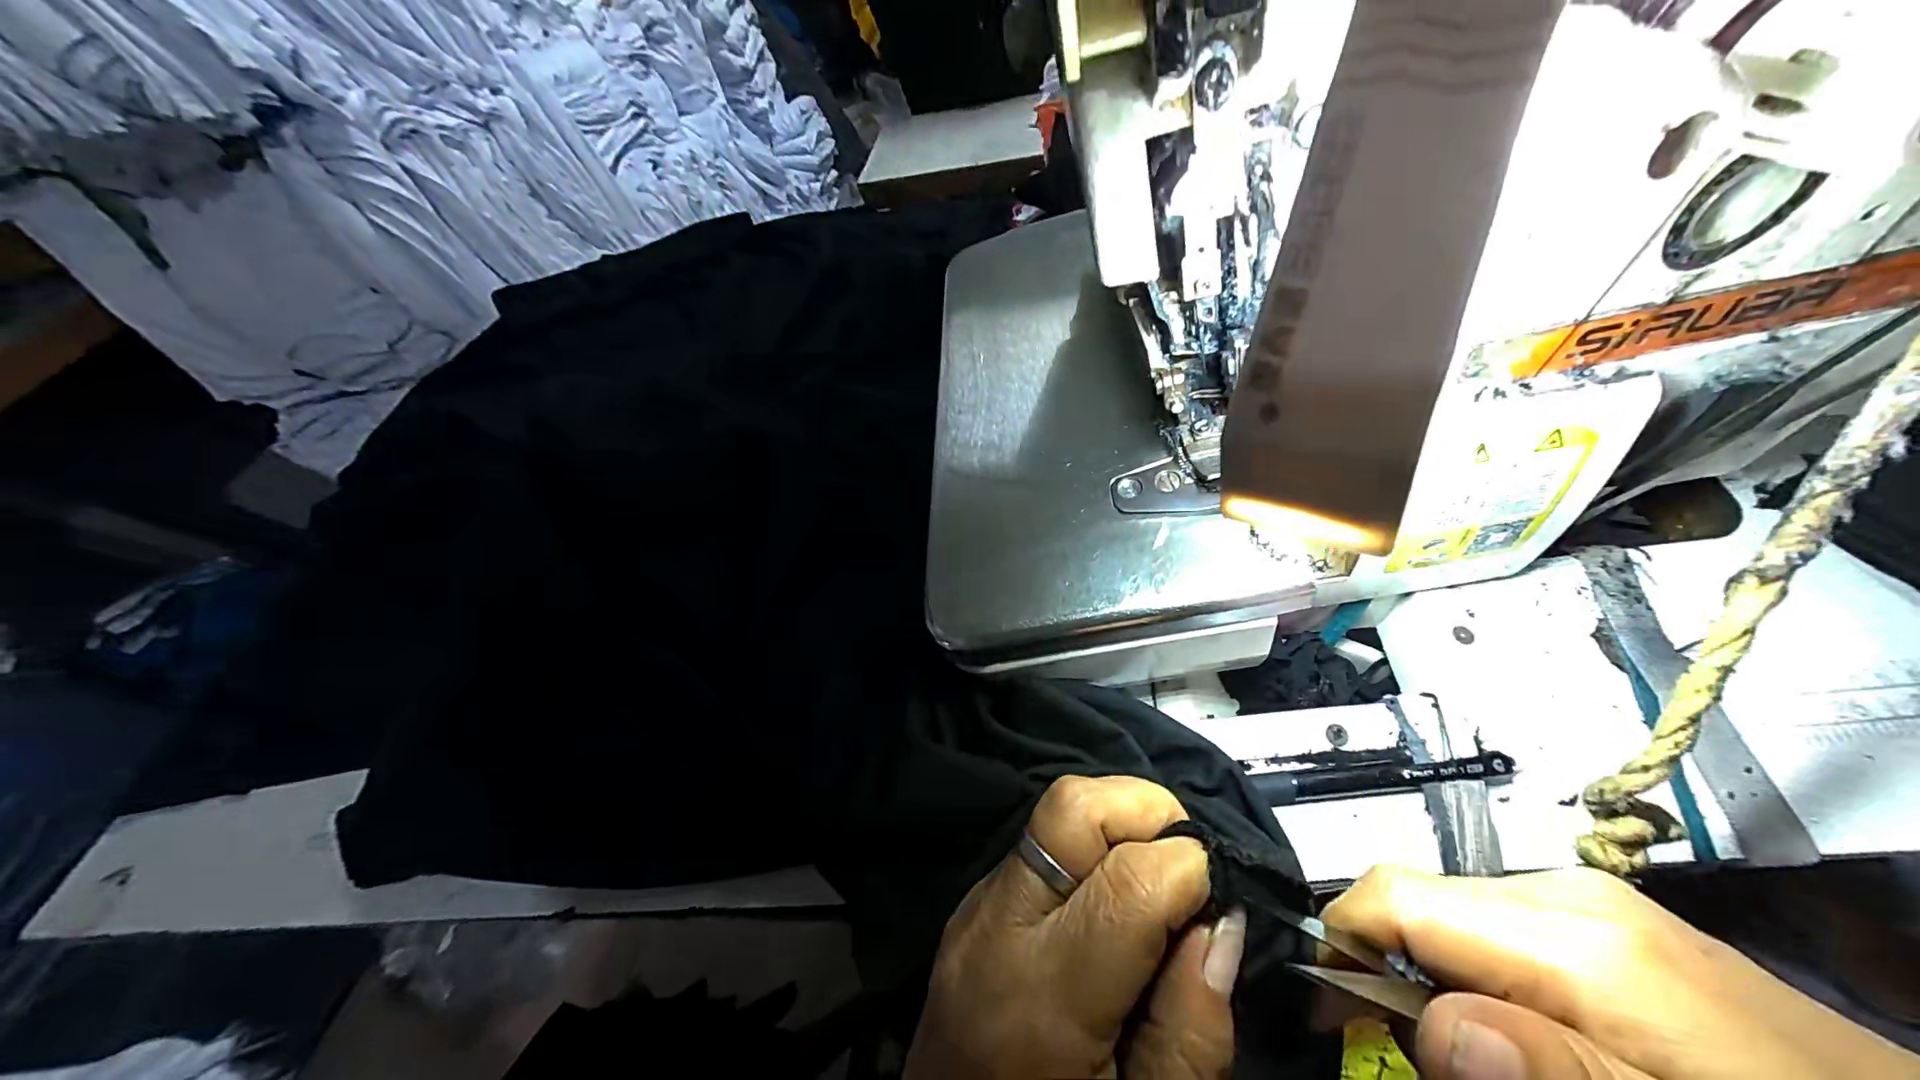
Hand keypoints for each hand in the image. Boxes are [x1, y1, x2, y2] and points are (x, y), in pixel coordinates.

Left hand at [904, 776, 1244, 1078]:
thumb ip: (1191, 1030)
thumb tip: (1220, 921)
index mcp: (1040, 996)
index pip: (1129, 879)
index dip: (1194, 872)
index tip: (1220, 906)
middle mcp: (996, 924)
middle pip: (1072, 806)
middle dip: (1148, 813)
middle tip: (1186, 873)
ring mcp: (976, 905)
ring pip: (1054, 811)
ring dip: (1119, 825)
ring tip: (1153, 887)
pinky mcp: (973, 901)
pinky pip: (1039, 842)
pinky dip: (1088, 848)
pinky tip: (1108, 902)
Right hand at [1322, 865, 1919, 1079]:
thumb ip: (1552, 1072)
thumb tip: (1430, 1027)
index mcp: (1574, 934)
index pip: (1393, 894)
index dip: (1341, 946)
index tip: (1332, 1023)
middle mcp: (1569, 894)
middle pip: (1415, 900)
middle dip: (1388, 973)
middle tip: (1411, 1061)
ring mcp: (1595, 904)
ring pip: (1450, 914)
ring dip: (1431, 980)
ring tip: (1472, 1057)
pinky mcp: (1612, 927)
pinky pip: (1499, 932)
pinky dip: (1477, 977)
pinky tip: (1526, 1039)